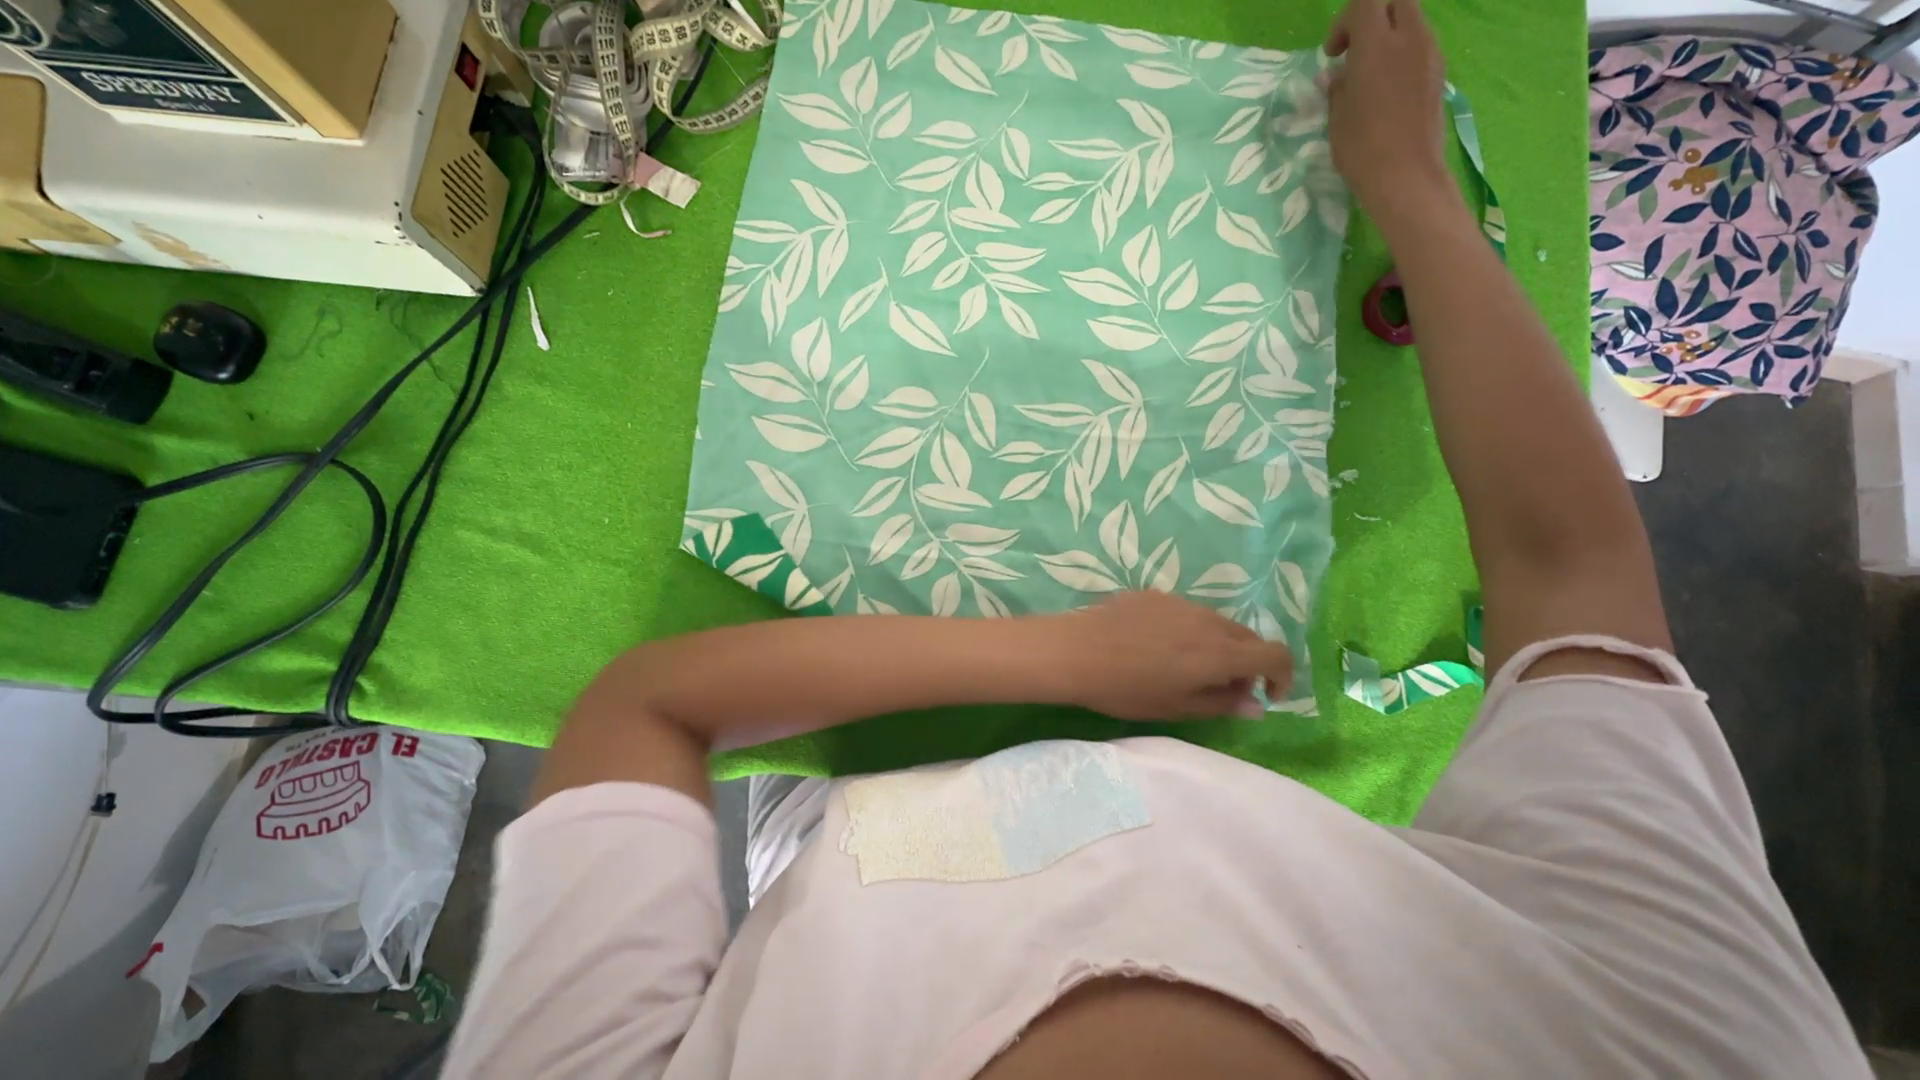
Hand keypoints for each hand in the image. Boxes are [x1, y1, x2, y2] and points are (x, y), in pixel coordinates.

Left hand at [1045, 591, 1294, 721]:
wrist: (1075, 650)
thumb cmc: (1126, 689)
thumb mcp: (1176, 707)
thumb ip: (1222, 703)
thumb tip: (1255, 704)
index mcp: (1221, 653)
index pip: (1276, 654)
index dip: (1282, 675)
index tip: (1267, 694)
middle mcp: (1209, 621)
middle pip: (1248, 637)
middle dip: (1248, 664)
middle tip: (1224, 689)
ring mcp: (1182, 603)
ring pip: (1217, 624)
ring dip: (1218, 647)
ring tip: (1186, 670)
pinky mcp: (1156, 594)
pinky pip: (1187, 613)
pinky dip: (1188, 632)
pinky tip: (1155, 648)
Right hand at [1325, 0, 1456, 226]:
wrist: (1406, 176)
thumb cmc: (1362, 148)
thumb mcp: (1337, 118)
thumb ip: (1337, 87)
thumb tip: (1335, 75)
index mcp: (1377, 45)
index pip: (1364, 3)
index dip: (1344, 22)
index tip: (1333, 54)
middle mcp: (1409, 38)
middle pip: (1395, 1)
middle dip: (1373, 16)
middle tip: (1355, 49)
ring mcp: (1429, 54)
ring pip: (1411, 20)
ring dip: (1390, 34)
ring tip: (1371, 72)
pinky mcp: (1438, 73)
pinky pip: (1421, 45)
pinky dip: (1403, 53)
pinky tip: (1388, 87)